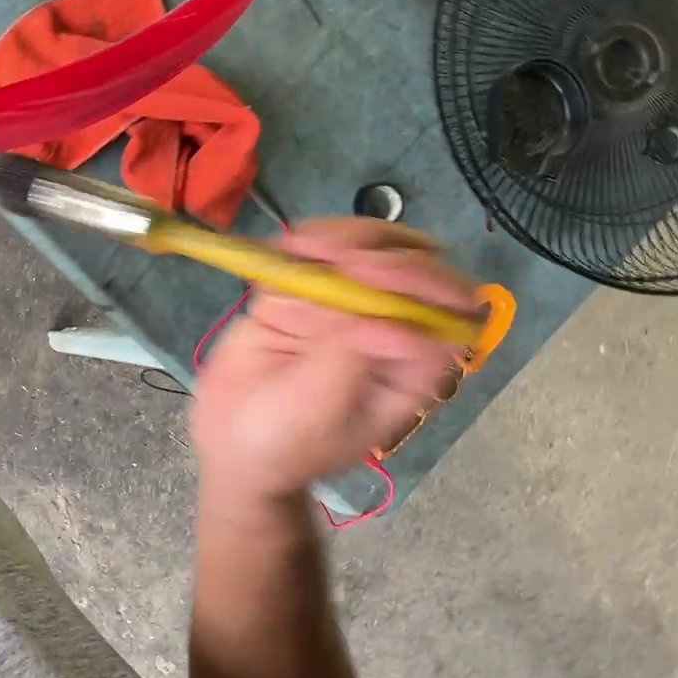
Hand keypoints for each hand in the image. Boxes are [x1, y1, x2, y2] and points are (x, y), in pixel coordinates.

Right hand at [188, 219, 477, 503]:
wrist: (229, 440)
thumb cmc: (283, 441)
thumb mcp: (320, 411)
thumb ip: (349, 363)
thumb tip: (386, 322)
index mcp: (412, 364)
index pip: (448, 311)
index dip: (424, 284)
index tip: (372, 277)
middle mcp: (387, 326)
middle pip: (416, 265)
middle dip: (383, 250)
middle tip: (340, 259)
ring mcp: (345, 305)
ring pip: (370, 248)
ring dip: (343, 236)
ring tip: (304, 247)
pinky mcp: (303, 292)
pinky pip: (316, 252)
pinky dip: (307, 238)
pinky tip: (289, 246)